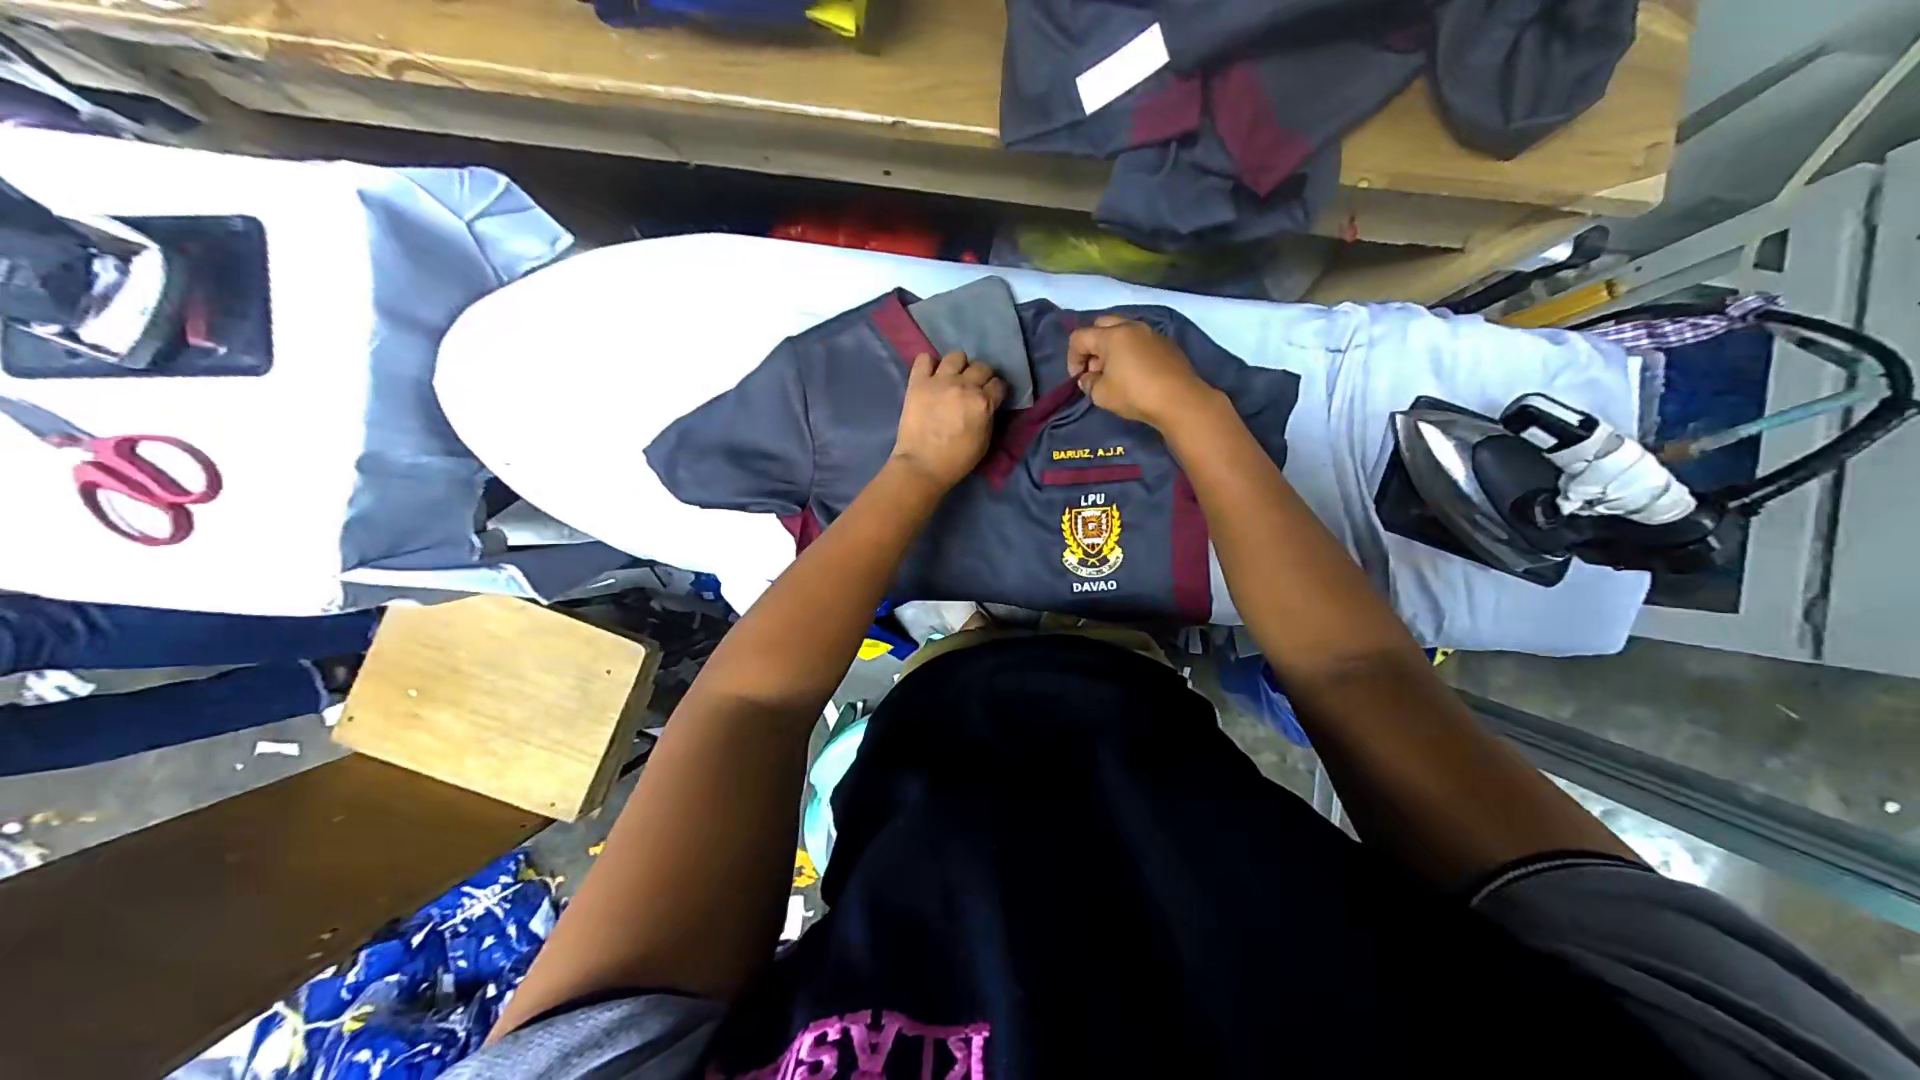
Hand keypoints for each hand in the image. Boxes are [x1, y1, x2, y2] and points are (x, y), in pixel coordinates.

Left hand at [890, 351, 1005, 490]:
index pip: (999, 383)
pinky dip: (929, 365)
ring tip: (952, 378)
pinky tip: (931, 376)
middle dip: (981, 376)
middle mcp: (964, 386)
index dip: (996, 390)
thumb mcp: (985, 440)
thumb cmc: (957, 460)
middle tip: (973, 388)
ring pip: (956, 356)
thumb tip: (988, 403)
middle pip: (981, 366)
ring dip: (958, 366)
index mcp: (983, 402)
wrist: (922, 465)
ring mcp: (940, 381)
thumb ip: (989, 415)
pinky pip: (924, 359)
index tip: (991, 397)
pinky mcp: (918, 382)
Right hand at [1067, 315, 1221, 430]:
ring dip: (1112, 347)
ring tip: (1114, 372)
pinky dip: (1130, 351)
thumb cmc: (1135, 395)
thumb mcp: (1101, 395)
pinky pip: (1140, 340)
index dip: (1072, 358)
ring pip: (1123, 331)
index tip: (1079, 378)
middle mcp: (1131, 327)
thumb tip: (1088, 378)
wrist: (1180, 400)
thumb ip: (1088, 383)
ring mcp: (1151, 333)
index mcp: (1112, 335)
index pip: (1079, 337)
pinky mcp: (1166, 344)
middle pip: (1101, 325)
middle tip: (1094, 368)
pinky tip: (1135, 373)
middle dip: (1092, 345)